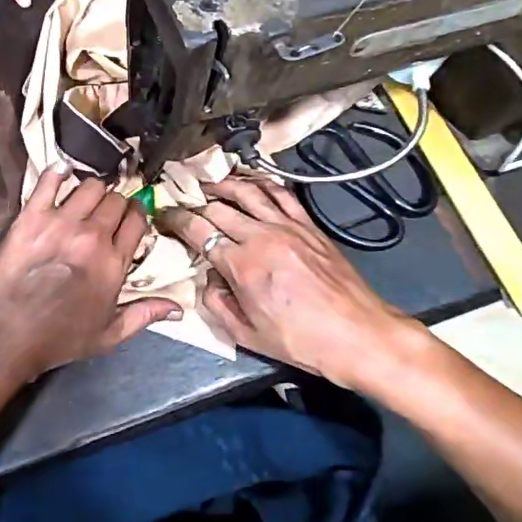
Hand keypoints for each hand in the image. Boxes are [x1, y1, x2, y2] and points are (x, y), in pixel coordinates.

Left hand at [0, 166, 180, 381]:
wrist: (6, 335)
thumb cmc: (59, 339)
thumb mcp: (109, 336)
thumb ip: (144, 315)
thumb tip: (178, 308)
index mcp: (114, 263)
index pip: (137, 220)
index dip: (137, 216)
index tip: (131, 220)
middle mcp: (92, 237)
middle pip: (115, 200)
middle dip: (116, 204)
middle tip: (106, 214)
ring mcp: (60, 223)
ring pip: (89, 186)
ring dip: (92, 191)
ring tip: (85, 201)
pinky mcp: (31, 217)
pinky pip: (49, 181)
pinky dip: (58, 173)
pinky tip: (61, 174)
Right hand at [158, 177, 422, 388]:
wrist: (357, 334)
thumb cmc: (301, 340)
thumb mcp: (246, 335)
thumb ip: (217, 305)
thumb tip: (208, 282)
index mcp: (241, 264)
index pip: (198, 230)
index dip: (175, 219)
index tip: (164, 215)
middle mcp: (262, 237)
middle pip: (219, 207)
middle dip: (194, 200)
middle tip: (180, 197)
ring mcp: (288, 227)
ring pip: (249, 192)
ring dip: (224, 183)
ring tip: (209, 182)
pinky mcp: (309, 226)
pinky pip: (282, 194)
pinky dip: (263, 182)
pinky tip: (252, 180)